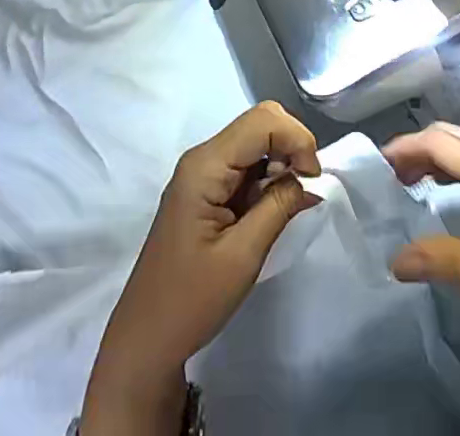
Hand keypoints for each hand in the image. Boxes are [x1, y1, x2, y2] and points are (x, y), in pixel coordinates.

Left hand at [81, 102, 322, 434]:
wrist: (147, 337)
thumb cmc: (192, 298)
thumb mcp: (244, 254)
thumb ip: (279, 206)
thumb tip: (309, 180)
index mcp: (205, 166)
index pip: (262, 121)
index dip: (296, 139)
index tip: (312, 179)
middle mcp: (202, 158)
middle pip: (259, 124)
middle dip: (291, 146)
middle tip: (304, 188)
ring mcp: (202, 174)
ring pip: (256, 143)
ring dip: (281, 164)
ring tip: (288, 206)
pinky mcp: (206, 191)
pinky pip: (246, 167)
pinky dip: (268, 180)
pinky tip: (274, 210)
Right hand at [382, 122, 459, 356]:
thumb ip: (453, 263)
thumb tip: (396, 258)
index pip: (442, 144)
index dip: (403, 150)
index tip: (372, 169)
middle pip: (454, 137)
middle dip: (415, 149)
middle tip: (383, 180)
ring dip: (435, 157)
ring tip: (405, 185)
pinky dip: (456, 168)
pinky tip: (448, 195)